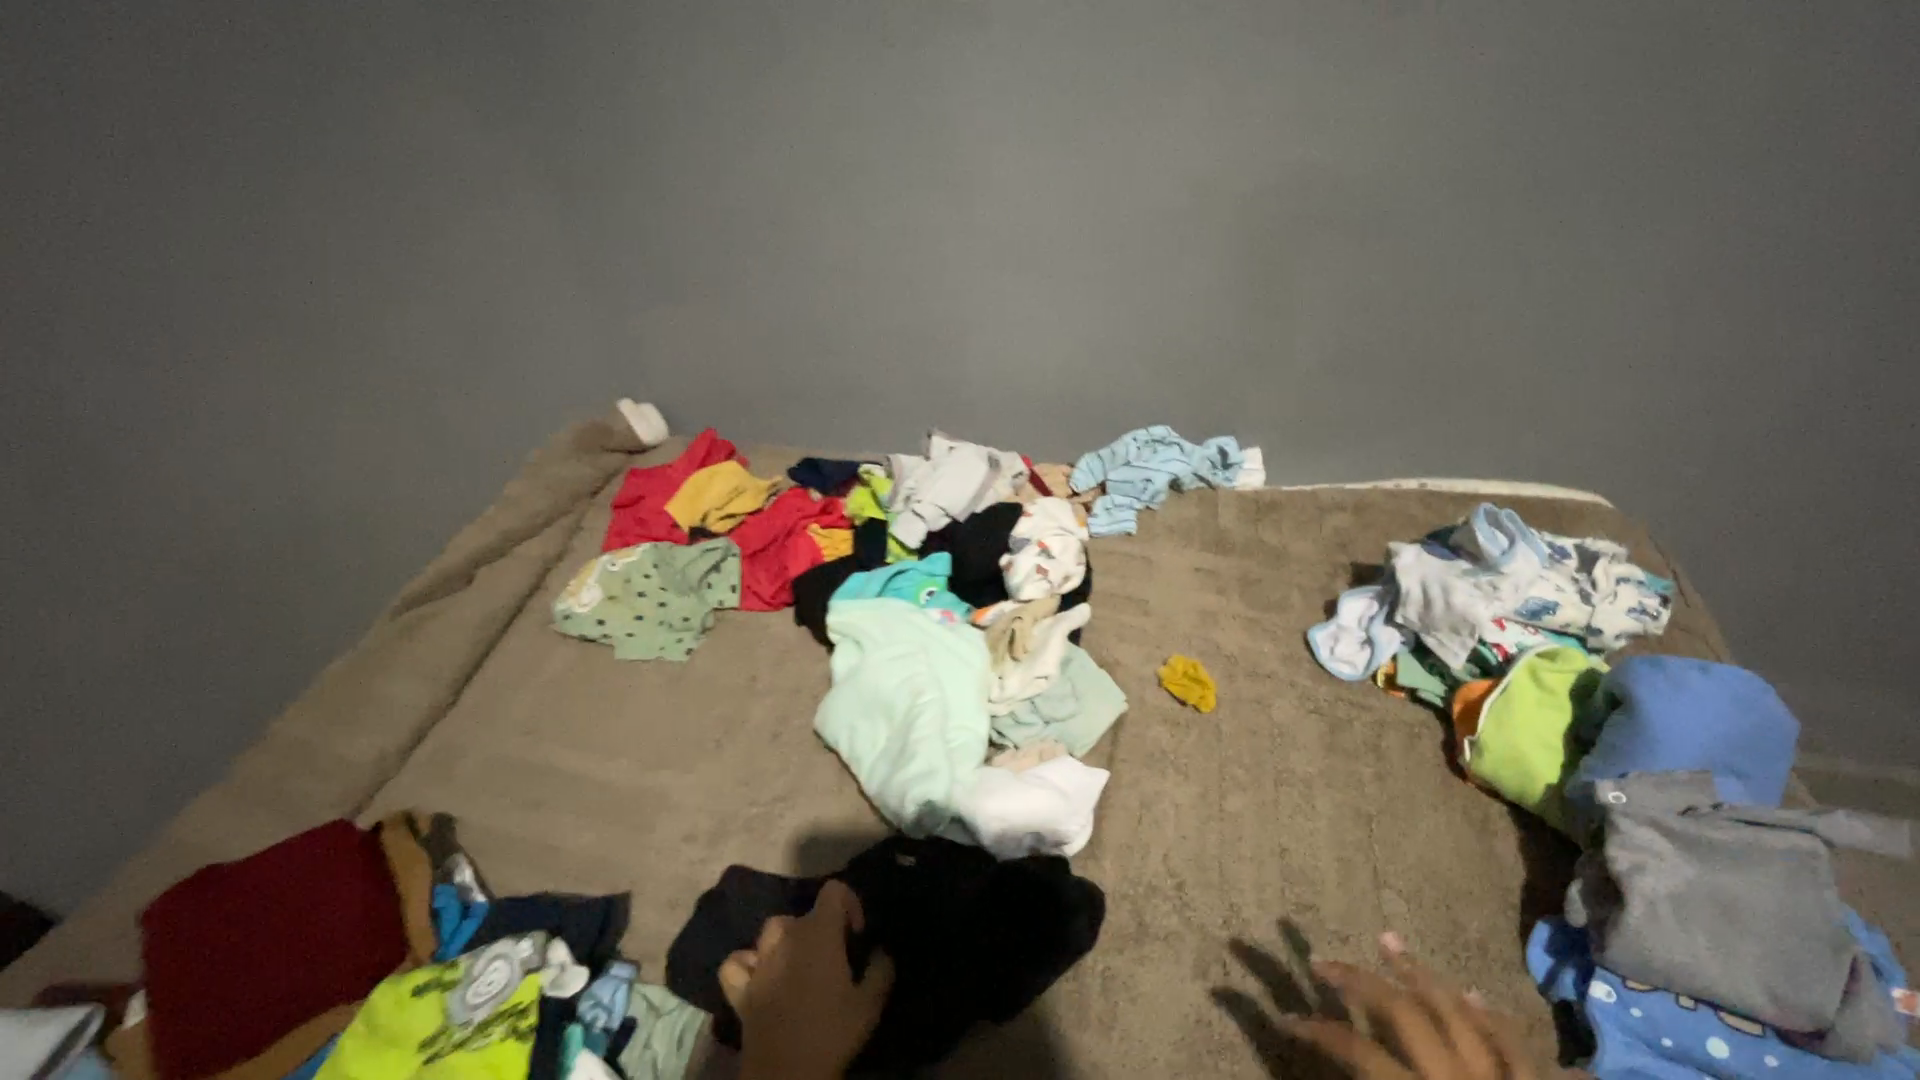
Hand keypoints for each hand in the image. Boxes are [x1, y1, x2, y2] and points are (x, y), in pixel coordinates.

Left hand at [720, 880, 895, 1079]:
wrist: (786, 1074)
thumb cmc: (831, 1034)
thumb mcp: (870, 1004)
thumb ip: (881, 969)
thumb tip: (880, 951)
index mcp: (819, 933)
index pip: (834, 890)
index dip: (850, 904)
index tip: (857, 935)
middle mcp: (786, 937)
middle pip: (806, 914)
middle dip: (824, 929)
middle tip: (837, 959)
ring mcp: (760, 962)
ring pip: (772, 930)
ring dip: (788, 939)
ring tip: (802, 963)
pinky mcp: (740, 989)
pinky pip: (737, 962)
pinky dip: (747, 962)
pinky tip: (760, 974)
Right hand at [1280, 933, 1537, 1079]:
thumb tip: (1349, 1075)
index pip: (1358, 1050)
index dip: (1318, 1031)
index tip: (1287, 1021)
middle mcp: (1458, 1078)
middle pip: (1403, 1013)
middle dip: (1359, 980)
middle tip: (1323, 960)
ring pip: (1457, 1011)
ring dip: (1420, 975)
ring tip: (1390, 942)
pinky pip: (1514, 1044)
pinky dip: (1489, 1016)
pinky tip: (1472, 994)